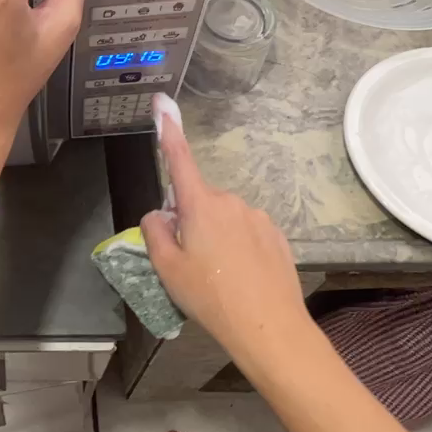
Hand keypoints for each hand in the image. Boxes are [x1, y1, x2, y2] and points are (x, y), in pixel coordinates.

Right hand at [141, 98, 311, 366]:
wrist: (270, 329)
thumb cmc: (211, 296)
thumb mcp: (166, 268)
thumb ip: (154, 233)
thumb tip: (159, 215)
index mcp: (200, 205)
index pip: (178, 159)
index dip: (168, 130)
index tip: (162, 102)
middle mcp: (230, 202)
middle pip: (198, 200)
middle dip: (190, 220)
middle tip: (188, 261)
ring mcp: (258, 217)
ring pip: (223, 218)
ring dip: (215, 236)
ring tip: (217, 276)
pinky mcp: (277, 236)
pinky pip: (246, 232)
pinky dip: (238, 247)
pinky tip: (240, 277)